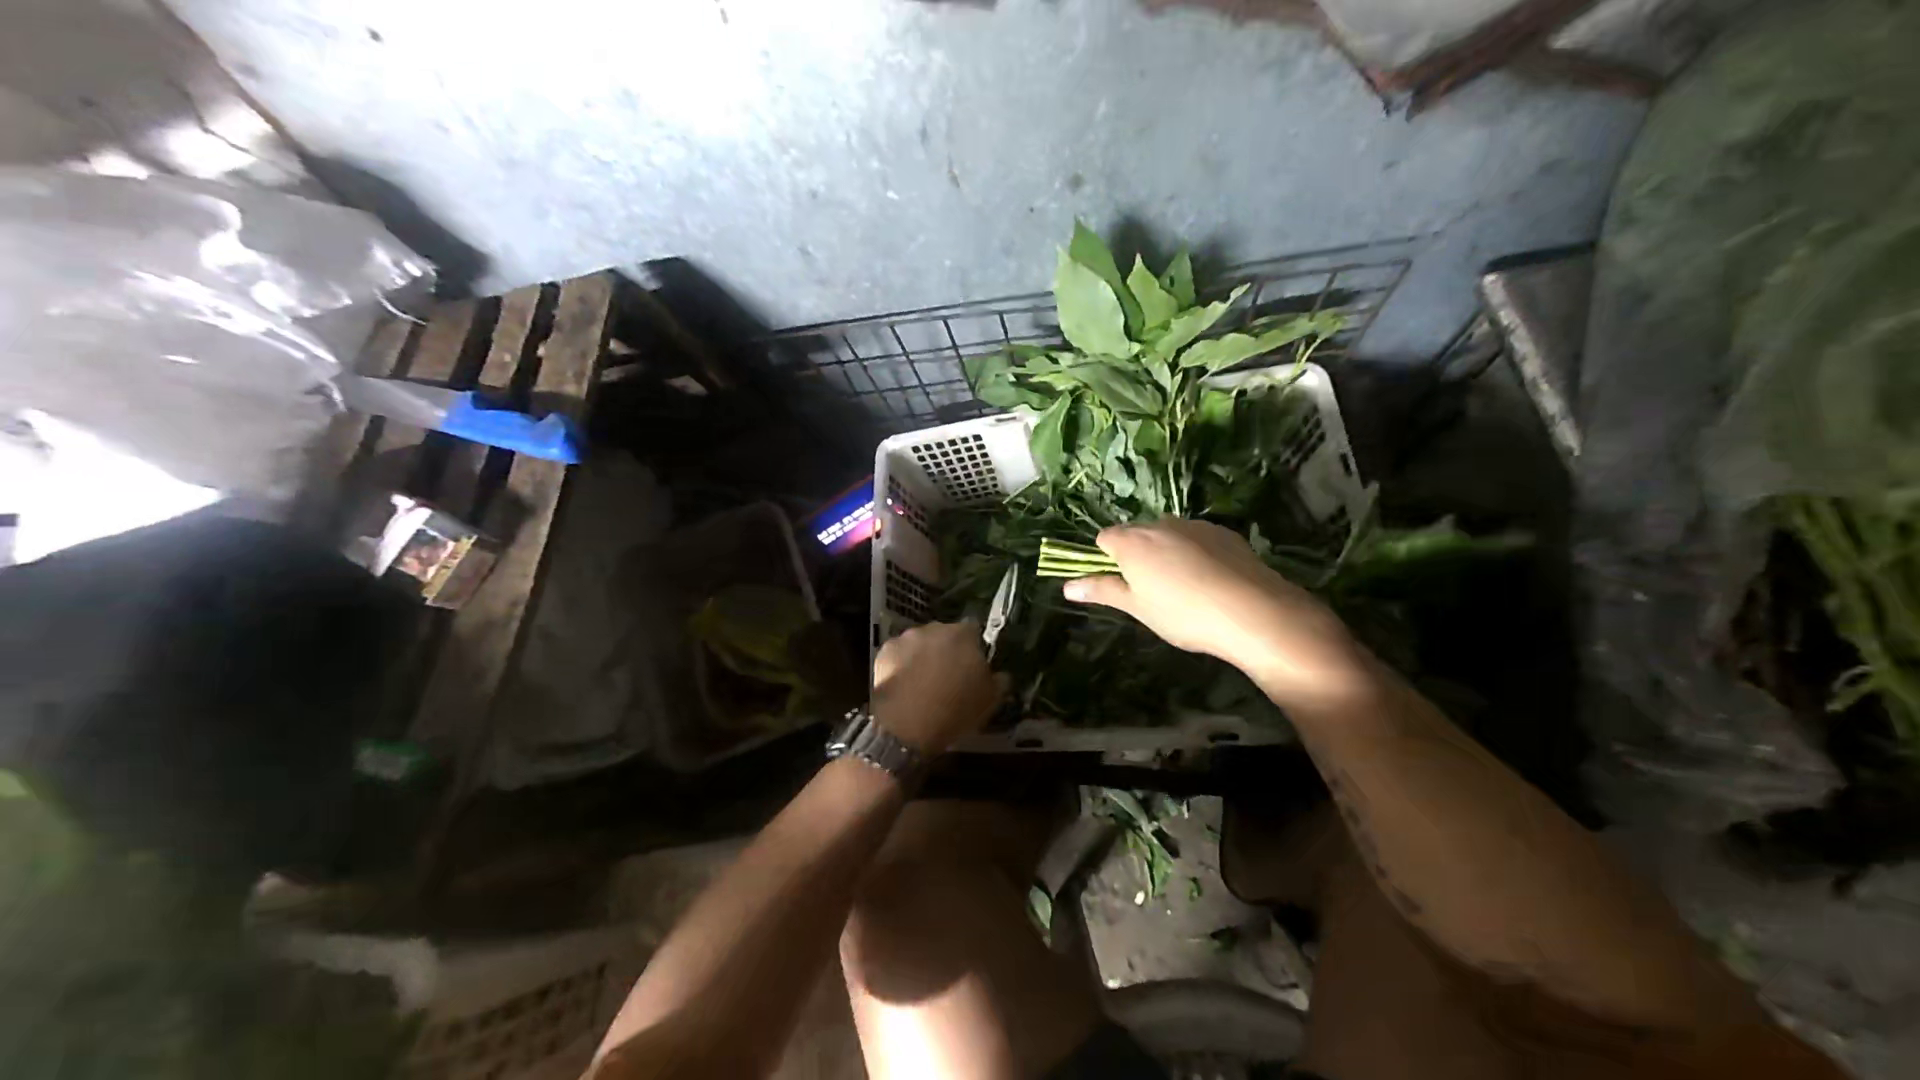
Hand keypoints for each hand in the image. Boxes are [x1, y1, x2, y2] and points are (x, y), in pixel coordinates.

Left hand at [871, 621, 1004, 753]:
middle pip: (944, 634)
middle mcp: (935, 628)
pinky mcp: (884, 651)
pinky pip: (898, 653)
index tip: (972, 664)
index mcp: (964, 635)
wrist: (908, 723)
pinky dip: (900, 663)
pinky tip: (903, 684)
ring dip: (922, 654)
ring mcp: (907, 637)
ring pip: (919, 642)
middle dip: (946, 648)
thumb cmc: (956, 710)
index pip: (973, 629)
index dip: (973, 646)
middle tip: (947, 674)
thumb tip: (1001, 674)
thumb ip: (999, 681)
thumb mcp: (990, 701)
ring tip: (922, 681)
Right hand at [1062, 519, 1371, 711]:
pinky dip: (1194, 552)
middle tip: (1150, 590)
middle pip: (1136, 533)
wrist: (1253, 611)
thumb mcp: (1138, 608)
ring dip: (1166, 552)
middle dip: (1136, 554)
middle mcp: (1160, 524)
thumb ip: (1102, 590)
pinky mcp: (1223, 531)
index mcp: (1132, 541)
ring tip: (1183, 587)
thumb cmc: (1183, 614)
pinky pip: (1196, 537)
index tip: (1120, 583)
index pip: (1104, 538)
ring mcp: (1194, 525)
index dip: (1107, 559)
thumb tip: (1067, 586)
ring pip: (1168, 533)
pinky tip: (1209, 580)